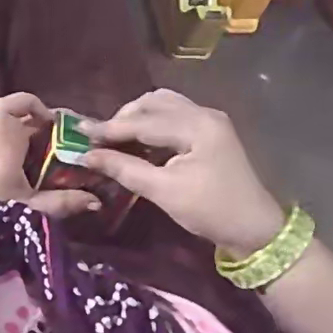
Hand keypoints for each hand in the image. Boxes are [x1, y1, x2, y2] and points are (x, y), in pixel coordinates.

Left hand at [0, 93, 102, 228]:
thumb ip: (61, 203)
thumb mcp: (27, 210)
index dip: (30, 103)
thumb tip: (96, 201)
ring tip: (63, 157)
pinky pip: (12, 147)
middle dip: (46, 124)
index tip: (52, 121)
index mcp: (3, 145)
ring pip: (16, 132)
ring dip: (39, 139)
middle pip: (20, 118)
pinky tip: (44, 172)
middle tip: (71, 141)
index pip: (7, 106)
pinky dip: (29, 152)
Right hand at [78, 89, 286, 257]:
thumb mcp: (163, 192)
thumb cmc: (210, 211)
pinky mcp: (209, 131)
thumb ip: (124, 169)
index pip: (144, 120)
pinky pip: (173, 115)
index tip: (78, 133)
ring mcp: (209, 120)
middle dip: (122, 118)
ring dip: (137, 117)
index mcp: (197, 126)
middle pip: (153, 103)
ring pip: (163, 105)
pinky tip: (138, 140)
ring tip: (116, 137)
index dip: (108, 127)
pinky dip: (151, 123)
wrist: (254, 229)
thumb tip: (87, 156)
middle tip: (97, 138)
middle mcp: (204, 113)